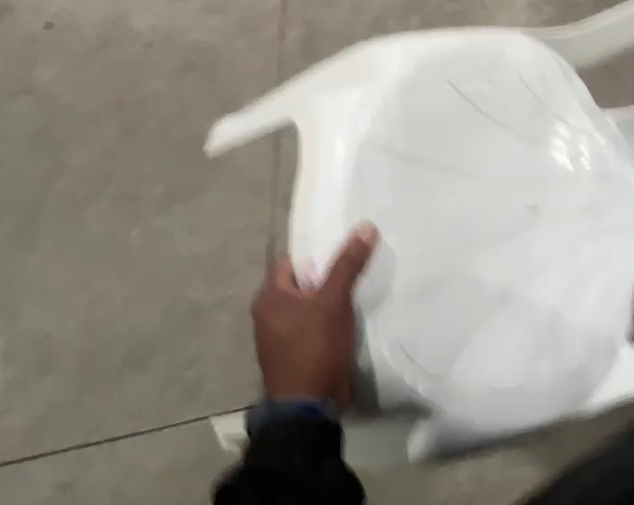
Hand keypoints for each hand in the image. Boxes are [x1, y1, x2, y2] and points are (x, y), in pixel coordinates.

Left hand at [250, 223, 378, 406]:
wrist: (309, 407)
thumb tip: (365, 226)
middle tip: (354, 273)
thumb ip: (348, 264)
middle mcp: (268, 316)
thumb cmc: (314, 347)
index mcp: (269, 298)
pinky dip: (328, 324)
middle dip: (326, 280)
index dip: (315, 257)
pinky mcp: (294, 356)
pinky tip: (348, 324)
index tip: (341, 255)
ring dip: (328, 304)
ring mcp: (280, 339)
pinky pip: (312, 329)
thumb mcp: (334, 300)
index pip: (290, 263)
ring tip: (355, 296)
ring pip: (308, 308)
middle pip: (301, 285)